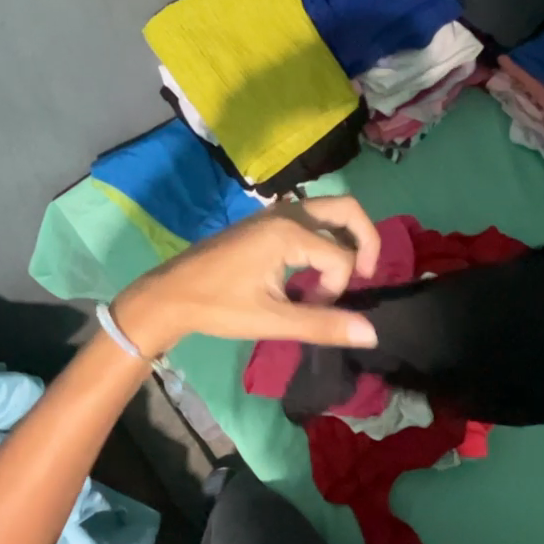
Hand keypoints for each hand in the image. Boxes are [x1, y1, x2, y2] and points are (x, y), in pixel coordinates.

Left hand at [109, 196, 381, 356]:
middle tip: (364, 276)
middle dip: (366, 242)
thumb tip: (372, 333)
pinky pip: (311, 220)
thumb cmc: (220, 307)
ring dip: (343, 241)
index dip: (336, 290)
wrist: (170, 295)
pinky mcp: (266, 223)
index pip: (341, 257)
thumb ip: (324, 325)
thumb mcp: (273, 320)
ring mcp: (275, 214)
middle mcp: (287, 214)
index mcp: (289, 233)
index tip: (310, 310)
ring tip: (336, 279)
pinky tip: (310, 273)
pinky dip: (324, 240)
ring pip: (330, 213)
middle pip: (348, 210)